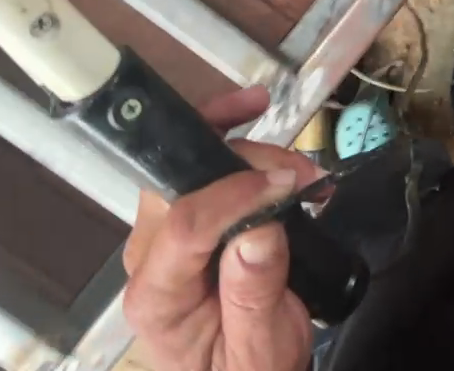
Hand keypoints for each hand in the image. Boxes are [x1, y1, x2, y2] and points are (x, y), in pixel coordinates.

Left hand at [122, 86, 324, 370]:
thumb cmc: (250, 369)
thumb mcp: (262, 350)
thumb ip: (257, 295)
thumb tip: (260, 229)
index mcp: (159, 298)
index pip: (186, 226)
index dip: (237, 193)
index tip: (289, 183)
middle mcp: (147, 258)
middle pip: (186, 184)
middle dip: (248, 163)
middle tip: (306, 175)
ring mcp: (161, 233)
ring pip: (193, 163)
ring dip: (250, 149)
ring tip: (304, 170)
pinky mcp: (181, 217)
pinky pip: (194, 161)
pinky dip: (225, 128)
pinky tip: (254, 109)